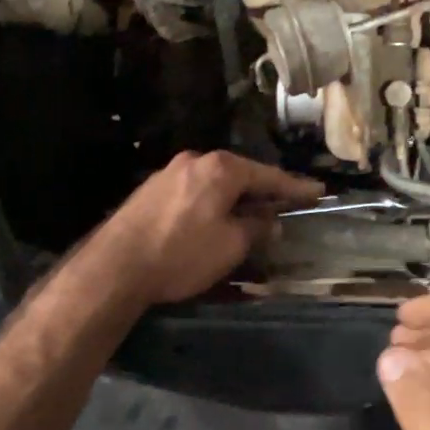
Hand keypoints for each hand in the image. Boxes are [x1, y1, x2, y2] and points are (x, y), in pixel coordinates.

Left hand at [113, 150, 321, 304]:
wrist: (112, 269)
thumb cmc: (181, 254)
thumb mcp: (230, 246)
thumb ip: (257, 229)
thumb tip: (270, 221)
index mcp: (222, 168)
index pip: (269, 176)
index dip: (296, 187)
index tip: (318, 192)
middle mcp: (197, 160)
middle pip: (241, 175)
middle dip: (262, 192)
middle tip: (283, 207)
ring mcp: (169, 173)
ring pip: (214, 184)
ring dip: (233, 199)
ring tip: (248, 217)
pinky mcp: (149, 191)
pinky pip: (193, 192)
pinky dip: (210, 204)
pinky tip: (211, 222)